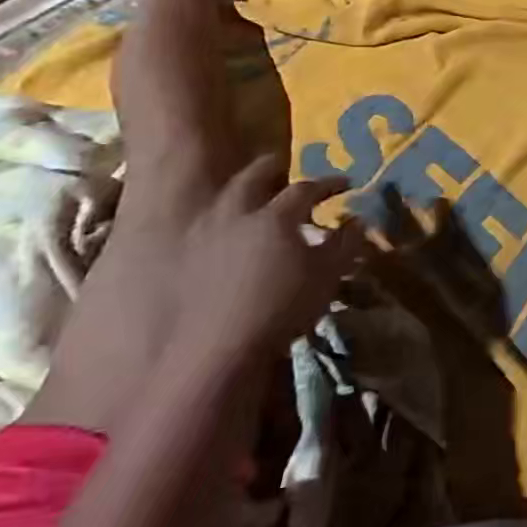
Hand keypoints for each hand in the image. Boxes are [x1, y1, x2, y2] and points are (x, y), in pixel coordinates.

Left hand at [172, 157, 365, 365]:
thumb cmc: (280, 310)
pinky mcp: (167, 258)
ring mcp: (196, 235)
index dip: (329, 183)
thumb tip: (358, 219)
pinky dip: (207, 219)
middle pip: (253, 177)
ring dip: (237, 191)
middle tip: (287, 171)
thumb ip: (345, 243)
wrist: (206, 356)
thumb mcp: (327, 276)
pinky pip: (189, 225)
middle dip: (274, 170)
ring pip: (217, 197)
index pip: (308, 187)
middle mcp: (234, 214)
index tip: (345, 183)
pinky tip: (216, 232)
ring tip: (250, 196)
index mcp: (276, 216)